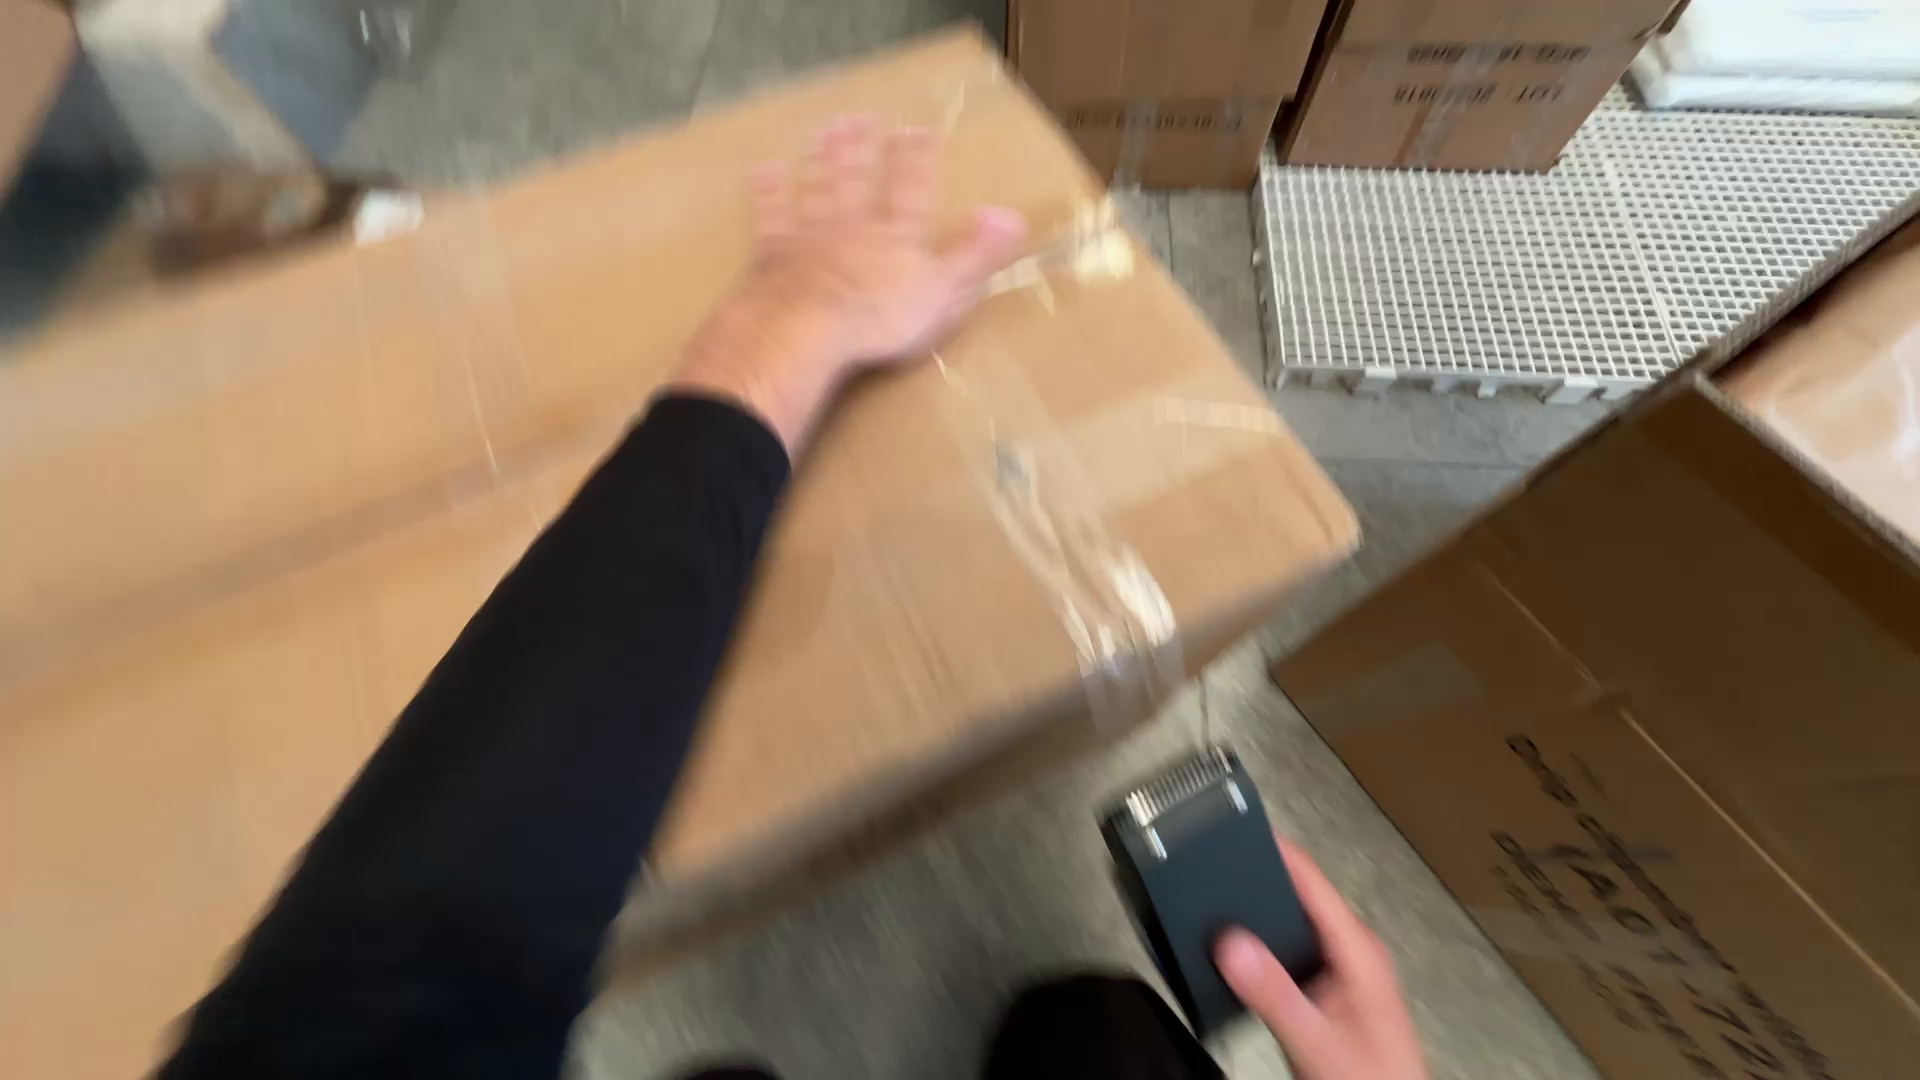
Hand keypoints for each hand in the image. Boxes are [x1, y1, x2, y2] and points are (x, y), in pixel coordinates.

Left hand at [671, 116, 1027, 452]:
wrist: (809, 329)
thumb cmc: (882, 319)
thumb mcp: (942, 292)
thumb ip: (973, 255)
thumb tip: (1013, 217)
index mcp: (898, 236)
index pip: (912, 189)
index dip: (917, 159)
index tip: (918, 128)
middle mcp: (854, 225)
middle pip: (859, 179)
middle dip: (862, 148)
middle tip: (860, 117)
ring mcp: (810, 235)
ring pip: (818, 188)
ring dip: (822, 159)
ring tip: (824, 131)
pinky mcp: (773, 254)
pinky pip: (770, 215)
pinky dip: (767, 191)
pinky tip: (764, 169)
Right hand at [1214, 835, 1429, 1079]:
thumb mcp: (1315, 1040)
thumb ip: (1273, 993)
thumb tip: (1228, 942)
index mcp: (1357, 947)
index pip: (1309, 877)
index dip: (1273, 847)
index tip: (1233, 824)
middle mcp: (1351, 947)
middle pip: (1297, 891)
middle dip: (1255, 875)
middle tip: (1207, 859)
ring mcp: (1341, 965)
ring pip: (1291, 917)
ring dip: (1257, 906)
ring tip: (1212, 892)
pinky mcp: (1327, 983)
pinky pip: (1288, 942)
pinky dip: (1262, 935)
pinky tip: (1235, 943)